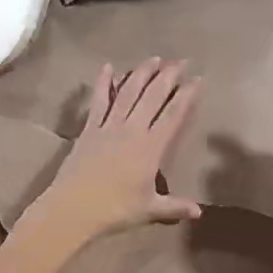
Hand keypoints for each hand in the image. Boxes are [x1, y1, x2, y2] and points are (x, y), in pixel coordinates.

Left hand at [27, 58, 203, 243]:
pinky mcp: (88, 130)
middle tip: (180, 61)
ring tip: (153, 59)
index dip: (187, 96)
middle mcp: (132, 130)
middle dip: (168, 76)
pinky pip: (98, 101)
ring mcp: (108, 127)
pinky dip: (103, 83)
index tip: (198, 79)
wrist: (73, 208)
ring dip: (141, 73)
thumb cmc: (114, 210)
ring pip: (128, 92)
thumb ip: (174, 207)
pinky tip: (107, 67)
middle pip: (153, 96)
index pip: (174, 115)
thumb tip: (199, 213)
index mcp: (151, 148)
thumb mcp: (149, 209)